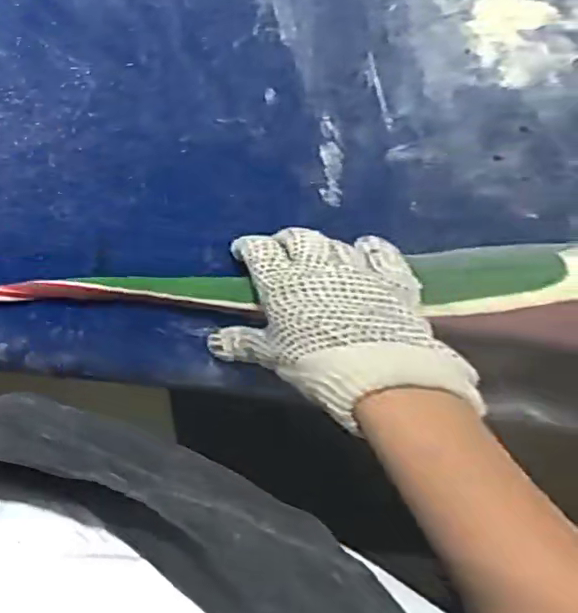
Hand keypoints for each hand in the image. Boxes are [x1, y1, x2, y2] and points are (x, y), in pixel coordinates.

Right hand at [209, 228, 482, 432]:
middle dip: (287, 240)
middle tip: (282, 252)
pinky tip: (366, 248)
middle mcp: (316, 268)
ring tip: (320, 258)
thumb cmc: (313, 359)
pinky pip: (384, 255)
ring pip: (336, 244)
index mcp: (278, 280)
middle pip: (299, 237)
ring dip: (324, 247)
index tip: (243, 254)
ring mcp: (358, 273)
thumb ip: (242, 342)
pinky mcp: (396, 284)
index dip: (248, 247)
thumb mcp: (269, 353)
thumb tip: (216, 341)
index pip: (258, 248)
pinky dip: (373, 249)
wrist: (383, 375)